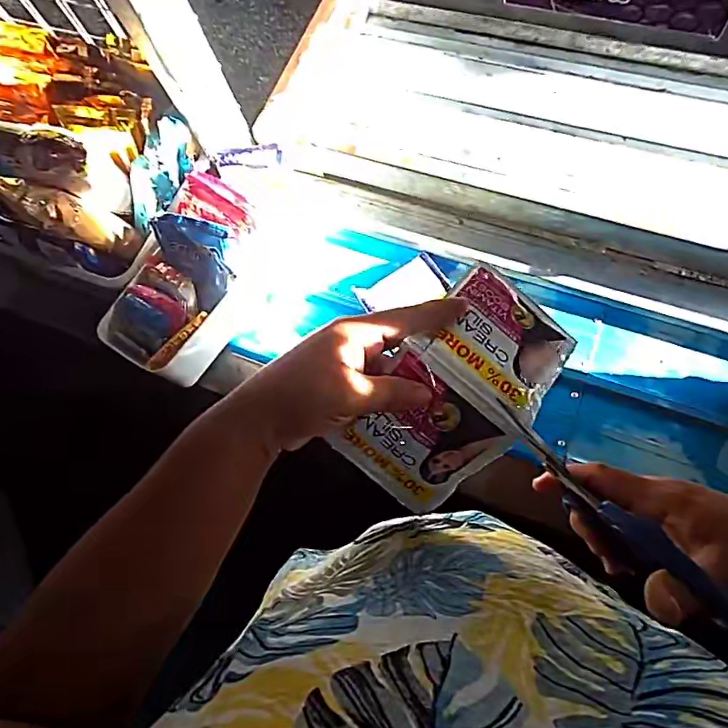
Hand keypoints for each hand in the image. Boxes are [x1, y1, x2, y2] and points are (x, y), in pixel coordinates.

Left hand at [214, 298, 467, 453]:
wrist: (259, 420)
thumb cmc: (302, 396)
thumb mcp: (352, 394)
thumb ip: (392, 393)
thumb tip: (429, 395)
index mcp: (355, 333)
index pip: (405, 317)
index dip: (437, 313)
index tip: (467, 308)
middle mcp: (352, 342)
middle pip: (400, 341)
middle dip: (431, 349)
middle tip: (467, 356)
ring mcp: (345, 363)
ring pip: (389, 367)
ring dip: (412, 378)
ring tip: (448, 388)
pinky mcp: (339, 385)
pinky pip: (376, 385)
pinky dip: (393, 394)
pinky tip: (413, 409)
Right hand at [533, 463, 727, 625]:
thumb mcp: (717, 585)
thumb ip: (674, 593)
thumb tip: (649, 602)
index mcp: (666, 499)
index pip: (603, 478)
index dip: (567, 478)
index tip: (539, 483)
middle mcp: (668, 499)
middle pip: (607, 500)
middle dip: (595, 527)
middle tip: (611, 563)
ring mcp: (682, 512)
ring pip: (626, 518)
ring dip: (617, 542)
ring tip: (629, 572)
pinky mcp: (694, 528)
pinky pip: (648, 530)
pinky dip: (637, 548)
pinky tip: (651, 574)